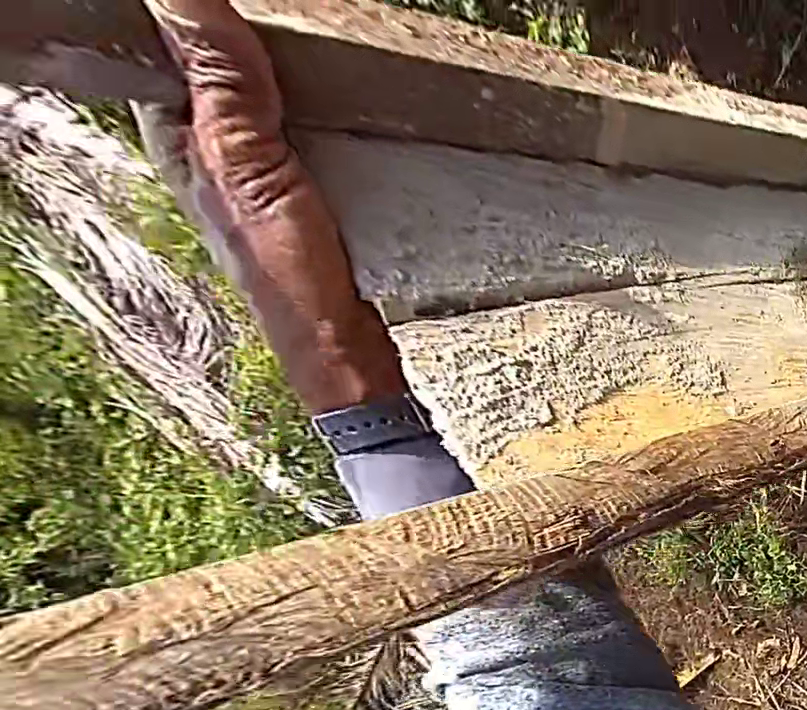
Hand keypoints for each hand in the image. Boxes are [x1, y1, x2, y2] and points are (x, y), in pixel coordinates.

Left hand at [138, 0, 405, 412]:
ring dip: (334, 101)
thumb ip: (223, 90)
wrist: (352, 346)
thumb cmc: (289, 272)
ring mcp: (292, 182)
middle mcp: (233, 152)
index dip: (215, 25)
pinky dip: (367, 138)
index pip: (182, 50)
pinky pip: (348, 153)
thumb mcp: (249, 171)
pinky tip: (389, 131)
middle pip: (249, 81)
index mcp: (186, 135)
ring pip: (304, 117)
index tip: (263, 16)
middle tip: (331, 44)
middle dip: (282, 59)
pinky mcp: (344, 205)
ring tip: (367, 81)